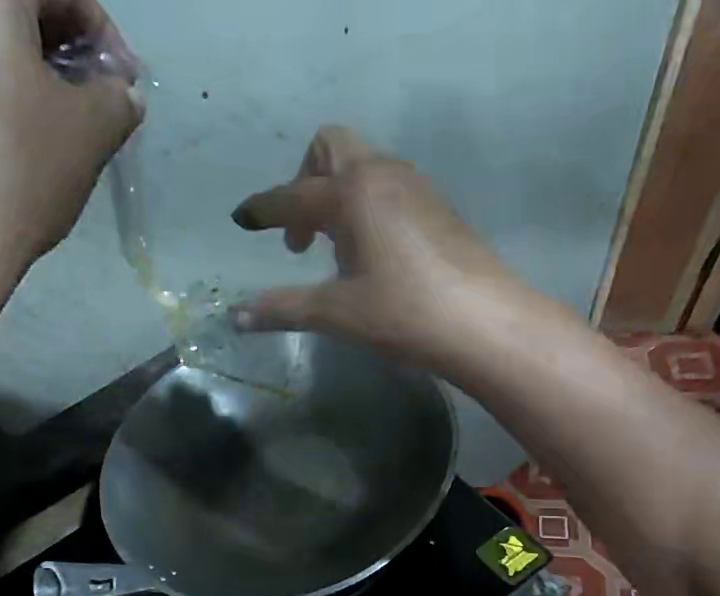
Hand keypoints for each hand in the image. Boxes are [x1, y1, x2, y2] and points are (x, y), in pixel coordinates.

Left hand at [0, 0, 140, 263]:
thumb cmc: (7, 172)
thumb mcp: (87, 135)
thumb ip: (113, 99)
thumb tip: (117, 92)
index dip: (104, 39)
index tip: (120, 91)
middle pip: (4, 1)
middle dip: (53, 45)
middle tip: (79, 106)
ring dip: (8, 61)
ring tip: (31, 125)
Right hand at [230, 126, 532, 369]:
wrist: (483, 323)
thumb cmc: (403, 313)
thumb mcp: (336, 312)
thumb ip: (283, 308)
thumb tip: (236, 317)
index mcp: (351, 192)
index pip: (292, 195)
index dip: (263, 210)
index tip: (243, 219)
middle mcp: (382, 174)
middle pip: (330, 148)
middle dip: (304, 183)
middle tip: (300, 235)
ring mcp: (415, 187)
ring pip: (362, 168)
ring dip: (337, 197)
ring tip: (335, 252)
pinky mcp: (437, 207)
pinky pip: (387, 188)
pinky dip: (366, 207)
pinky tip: (372, 256)